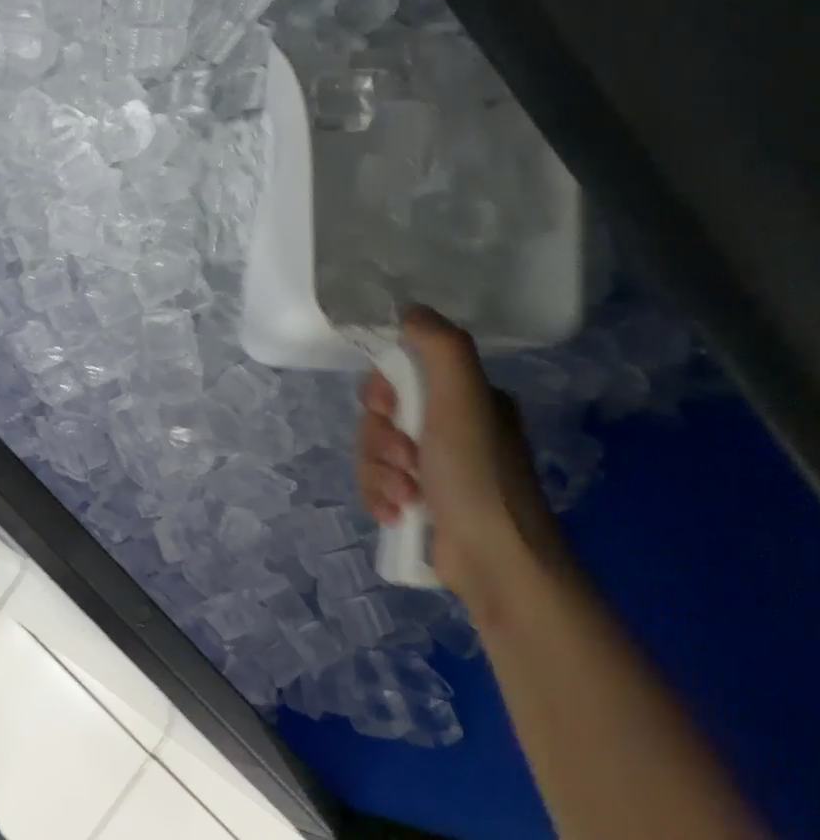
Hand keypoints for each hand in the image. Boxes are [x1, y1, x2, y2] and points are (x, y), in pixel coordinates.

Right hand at [356, 307, 567, 607]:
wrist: (496, 560)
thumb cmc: (478, 477)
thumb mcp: (463, 402)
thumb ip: (441, 350)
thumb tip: (409, 309)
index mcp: (468, 402)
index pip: (401, 377)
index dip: (383, 393)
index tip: (389, 411)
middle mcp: (454, 430)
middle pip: (381, 417)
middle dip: (378, 442)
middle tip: (403, 462)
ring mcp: (437, 469)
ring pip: (374, 453)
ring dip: (377, 474)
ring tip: (403, 497)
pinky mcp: (422, 502)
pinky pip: (377, 485)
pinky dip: (379, 497)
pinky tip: (396, 514)